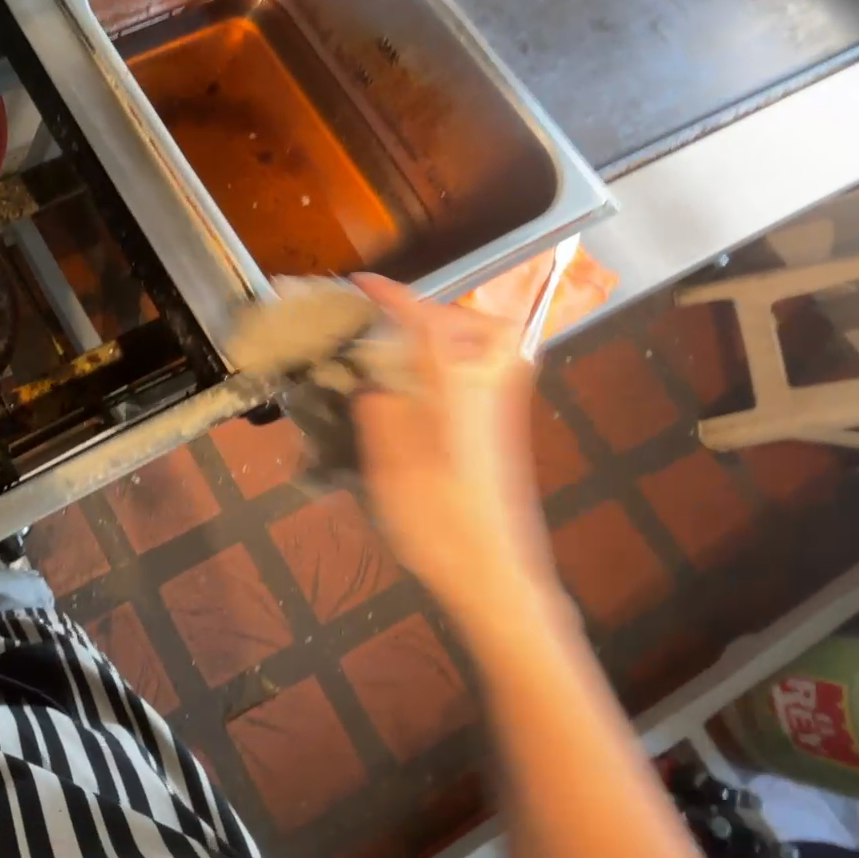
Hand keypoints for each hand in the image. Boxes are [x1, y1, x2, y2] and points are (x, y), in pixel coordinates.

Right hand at [350, 275, 557, 620]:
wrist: (493, 574)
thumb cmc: (436, 517)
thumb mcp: (390, 460)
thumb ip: (379, 405)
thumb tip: (370, 375)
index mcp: (461, 390)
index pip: (430, 323)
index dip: (394, 297)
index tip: (360, 283)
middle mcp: (489, 391)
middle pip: (480, 328)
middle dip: (434, 315)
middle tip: (391, 324)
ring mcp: (498, 413)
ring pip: (480, 353)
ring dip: (440, 341)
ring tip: (394, 353)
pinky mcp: (496, 433)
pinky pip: (474, 378)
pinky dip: (444, 367)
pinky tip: (409, 393)